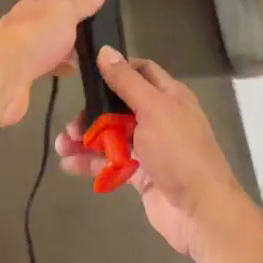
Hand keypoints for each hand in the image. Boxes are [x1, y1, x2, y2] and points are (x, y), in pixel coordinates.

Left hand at [0, 0, 109, 127]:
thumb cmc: (33, 38)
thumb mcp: (65, 12)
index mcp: (31, 7)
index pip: (56, 4)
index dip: (76, 9)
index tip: (98, 17)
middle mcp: (22, 27)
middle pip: (52, 28)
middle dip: (72, 34)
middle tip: (100, 43)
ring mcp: (18, 53)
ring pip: (48, 50)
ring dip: (65, 54)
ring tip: (92, 62)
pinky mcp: (19, 78)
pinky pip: (43, 70)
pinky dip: (56, 71)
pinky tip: (69, 77)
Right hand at [55, 49, 252, 256]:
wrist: (200, 212)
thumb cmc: (179, 152)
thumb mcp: (153, 109)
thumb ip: (126, 81)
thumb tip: (106, 50)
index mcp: (169, 96)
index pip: (141, 72)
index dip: (116, 69)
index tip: (87, 73)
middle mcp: (160, 118)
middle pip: (119, 106)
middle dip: (92, 112)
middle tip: (71, 125)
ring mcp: (150, 147)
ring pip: (112, 135)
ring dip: (86, 139)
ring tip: (62, 147)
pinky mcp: (141, 173)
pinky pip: (111, 162)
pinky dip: (91, 162)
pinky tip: (69, 165)